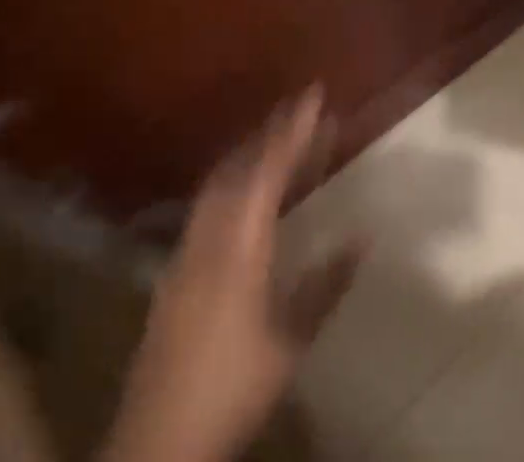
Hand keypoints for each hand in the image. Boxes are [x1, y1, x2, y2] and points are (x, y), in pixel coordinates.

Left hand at [103, 88, 362, 461]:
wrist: (159, 440)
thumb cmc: (235, 386)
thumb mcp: (293, 338)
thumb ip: (327, 283)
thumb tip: (364, 235)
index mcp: (237, 252)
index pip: (266, 175)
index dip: (291, 132)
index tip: (313, 96)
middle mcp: (205, 244)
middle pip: (234, 172)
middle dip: (269, 134)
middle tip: (301, 107)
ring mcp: (183, 260)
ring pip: (216, 190)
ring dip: (250, 156)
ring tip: (282, 138)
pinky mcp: (175, 277)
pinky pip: (207, 210)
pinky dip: (235, 185)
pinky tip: (251, 194)